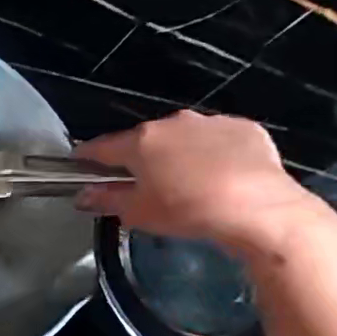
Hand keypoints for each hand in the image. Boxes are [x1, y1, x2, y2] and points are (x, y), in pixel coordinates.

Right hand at [72, 110, 319, 247]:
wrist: (256, 207)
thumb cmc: (186, 210)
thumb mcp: (138, 212)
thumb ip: (107, 200)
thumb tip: (83, 196)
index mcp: (141, 142)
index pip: (102, 147)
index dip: (87, 157)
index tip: (80, 163)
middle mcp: (173, 124)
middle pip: (144, 141)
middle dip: (137, 159)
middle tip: (139, 185)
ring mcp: (210, 123)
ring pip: (181, 138)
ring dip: (175, 156)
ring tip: (182, 184)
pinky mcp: (243, 129)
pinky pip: (216, 141)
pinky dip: (210, 155)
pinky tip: (216, 179)